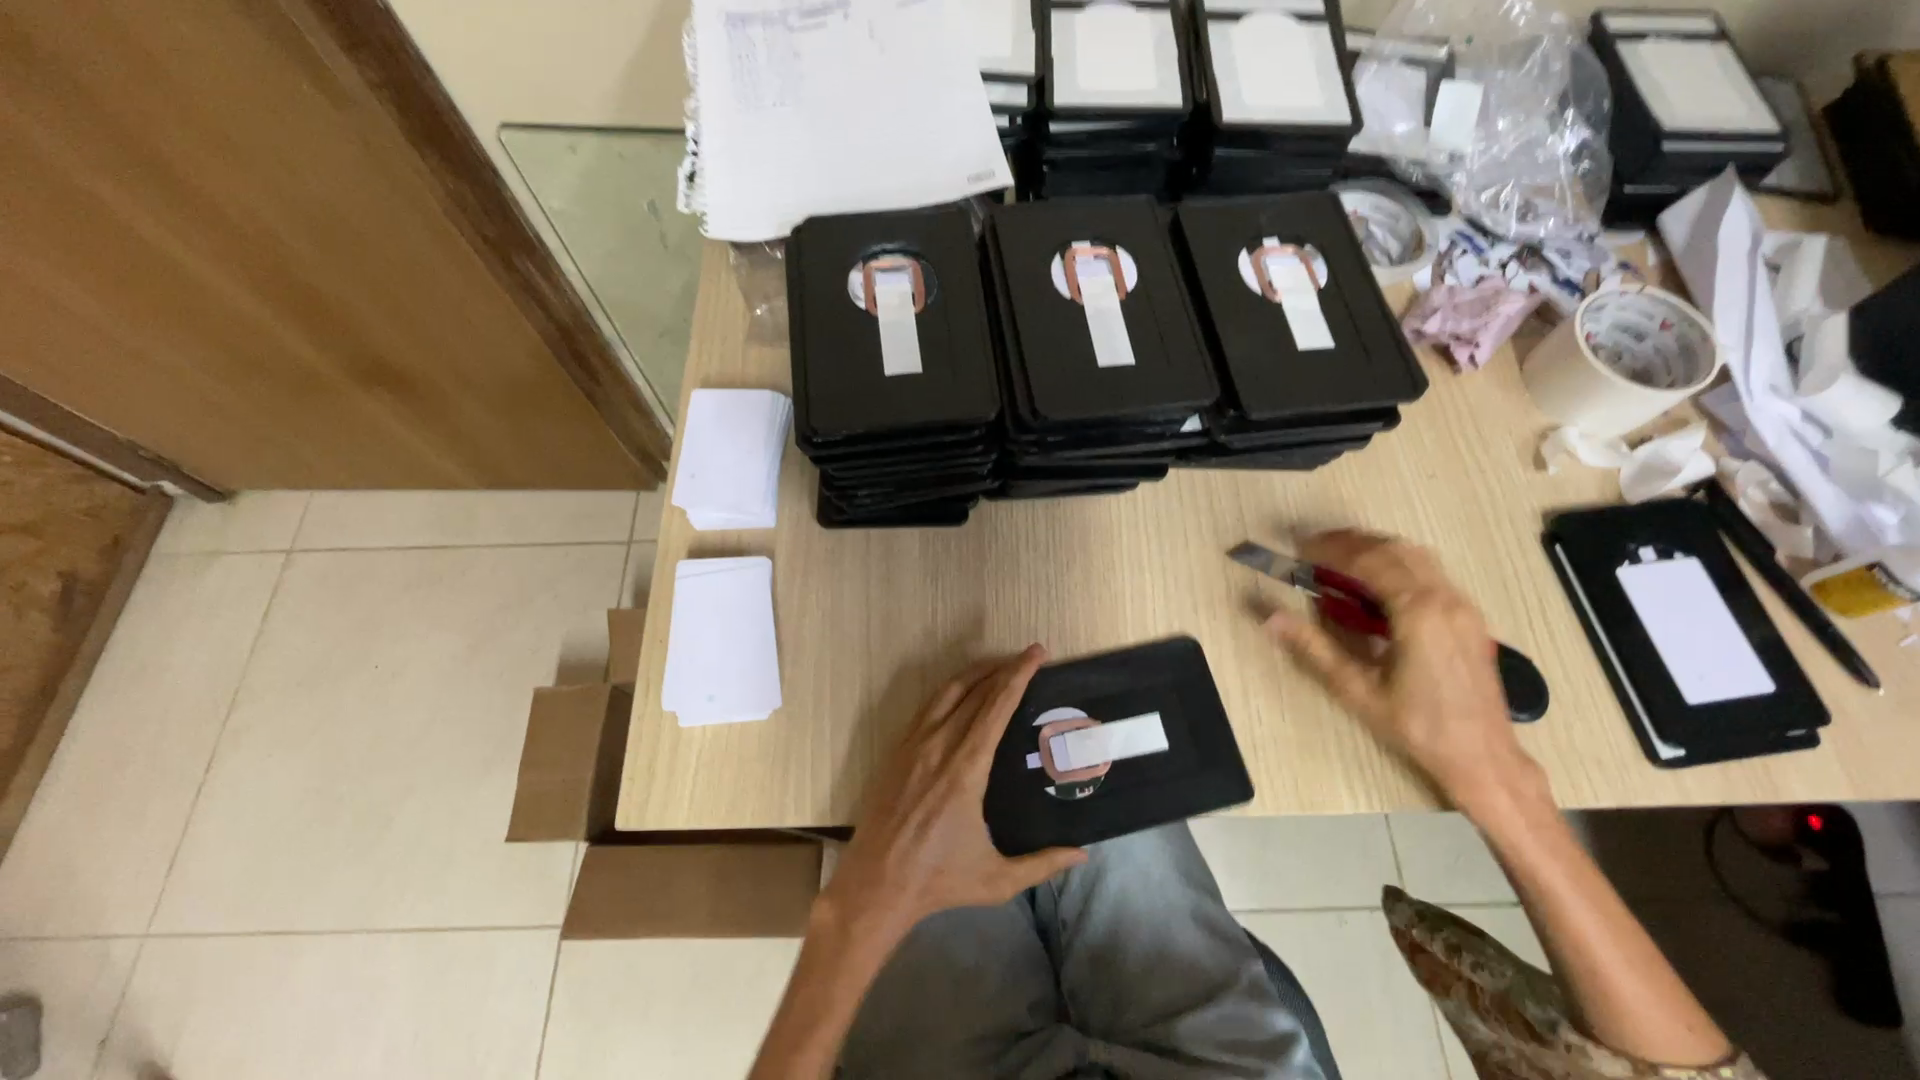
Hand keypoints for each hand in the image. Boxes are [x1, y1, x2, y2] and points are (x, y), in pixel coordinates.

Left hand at [821, 645, 1087, 941]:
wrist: (876, 885)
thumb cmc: (938, 881)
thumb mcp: (997, 879)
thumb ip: (1043, 863)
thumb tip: (1082, 855)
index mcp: (965, 770)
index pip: (995, 707)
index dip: (1018, 676)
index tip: (1036, 654)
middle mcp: (937, 748)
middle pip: (974, 691)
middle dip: (1003, 668)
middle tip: (1028, 656)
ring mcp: (911, 746)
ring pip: (945, 692)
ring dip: (974, 673)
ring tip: (998, 666)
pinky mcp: (895, 753)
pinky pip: (926, 709)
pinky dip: (949, 692)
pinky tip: (961, 694)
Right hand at [1264, 530, 1547, 816]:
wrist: (1482, 754)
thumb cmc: (1416, 727)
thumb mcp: (1357, 689)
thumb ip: (1314, 647)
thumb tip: (1271, 617)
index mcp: (1418, 613)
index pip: (1369, 562)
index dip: (1331, 550)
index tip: (1300, 548)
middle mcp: (1445, 598)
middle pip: (1394, 549)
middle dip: (1352, 543)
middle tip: (1314, 548)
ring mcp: (1462, 605)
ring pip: (1417, 556)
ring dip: (1377, 549)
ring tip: (1340, 559)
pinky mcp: (1469, 616)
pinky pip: (1432, 573)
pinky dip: (1399, 564)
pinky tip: (1377, 583)